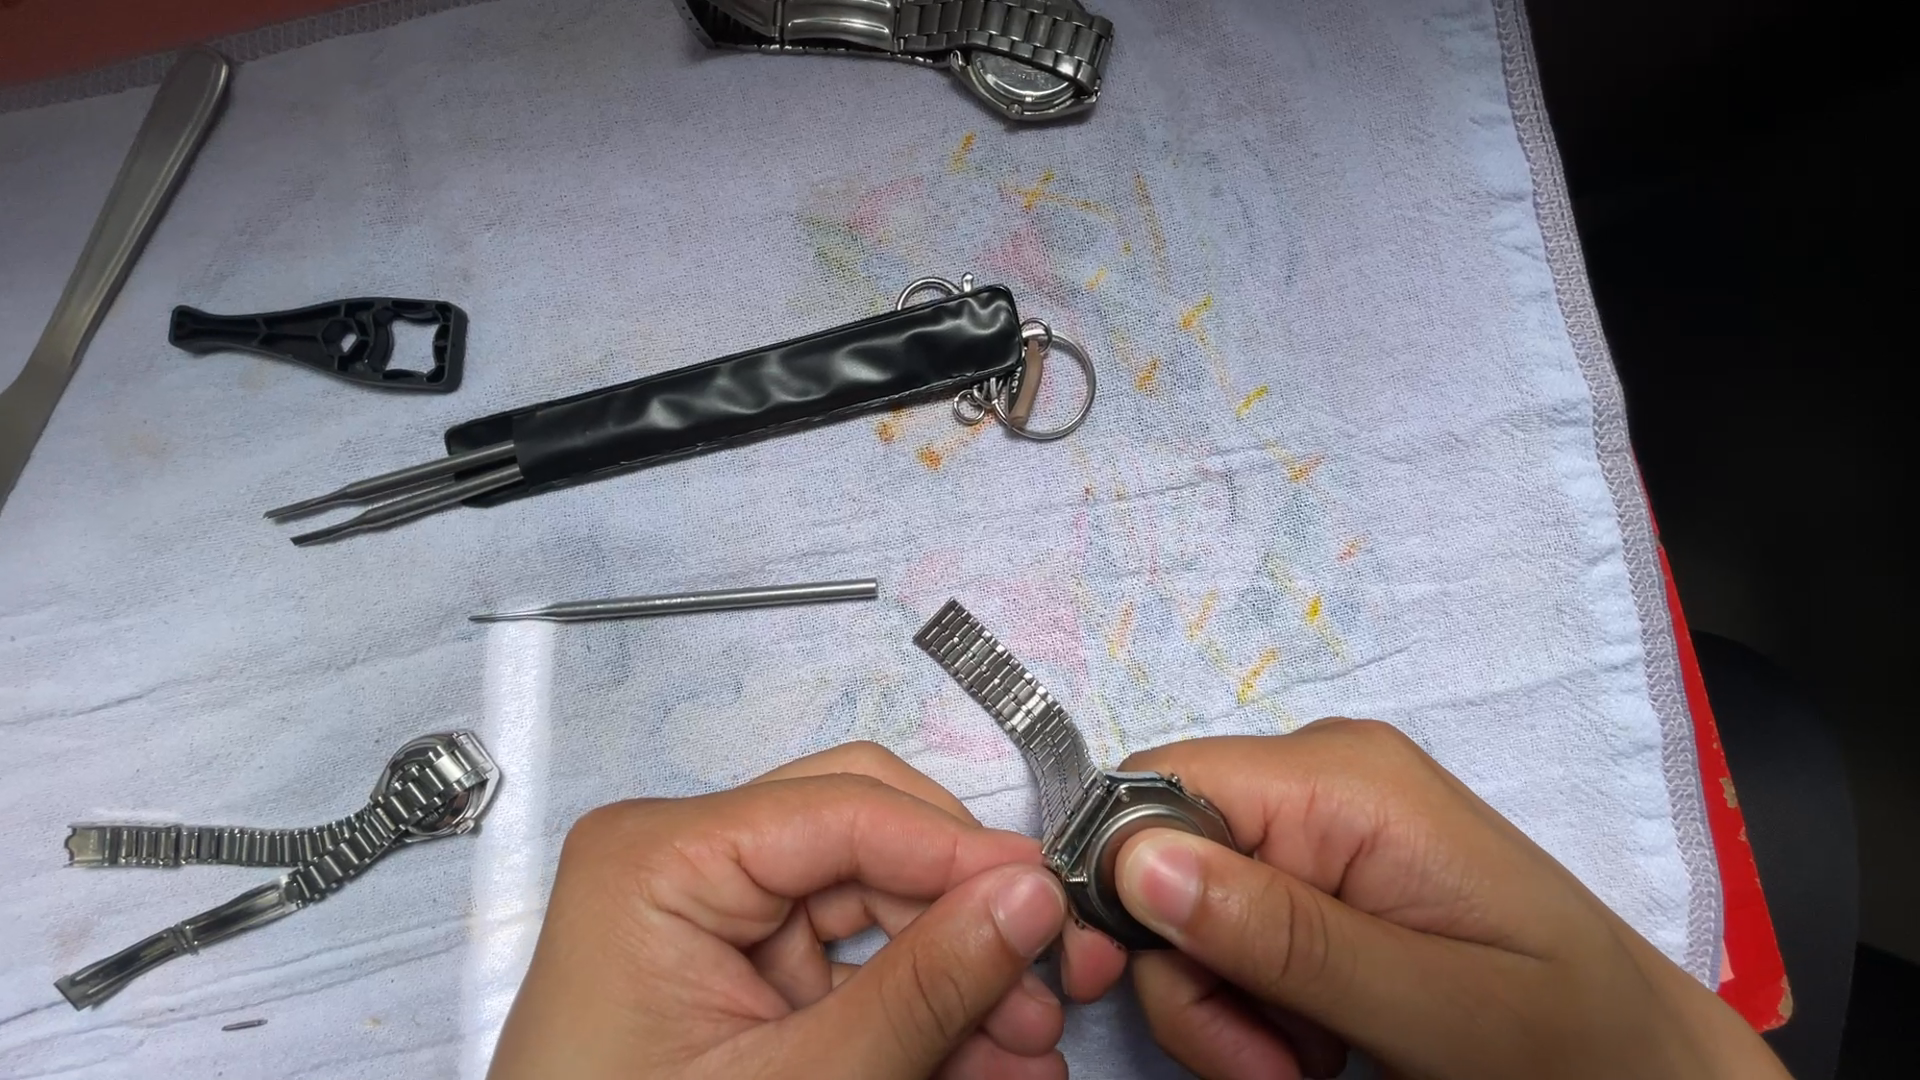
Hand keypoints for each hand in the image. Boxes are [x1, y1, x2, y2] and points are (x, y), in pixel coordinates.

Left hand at [488, 743, 1071, 1079]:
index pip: (843, 808)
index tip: (1046, 886)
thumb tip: (1032, 896)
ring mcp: (715, 904)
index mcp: (664, 856)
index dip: (955, 844)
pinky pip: (851, 952)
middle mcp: (688, 854)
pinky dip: (916, 996)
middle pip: (864, 835)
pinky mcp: (740, 956)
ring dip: (954, 962)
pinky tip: (983, 1048)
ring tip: (1030, 1032)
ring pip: (872, 898)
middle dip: (959, 905)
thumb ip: (922, 987)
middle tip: (1043, 963)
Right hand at [1083, 720, 1788, 1079]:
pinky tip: (1310, 1033)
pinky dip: (1242, 989)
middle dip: (1190, 967)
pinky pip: (1225, 914)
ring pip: (1181, 895)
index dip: (1125, 877)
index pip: (1159, 784)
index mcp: (1338, 776)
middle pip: (1161, 846)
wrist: (1659, 1073)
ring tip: (1302, 1057)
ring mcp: (1311, 815)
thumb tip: (1134, 864)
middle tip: (1265, 1060)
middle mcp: (1311, 772)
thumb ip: (1285, 935)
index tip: (1165, 988)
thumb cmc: (1577, 1046)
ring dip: (1218, 994)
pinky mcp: (1312, 859)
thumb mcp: (1438, 1011)